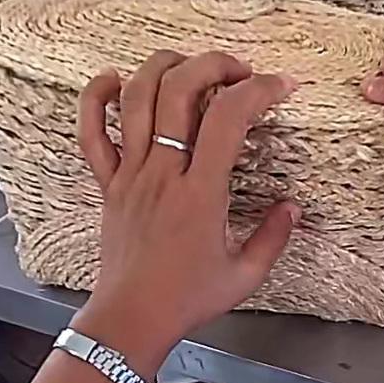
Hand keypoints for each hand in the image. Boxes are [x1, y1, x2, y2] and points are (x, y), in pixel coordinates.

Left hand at [70, 50, 298, 369]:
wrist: (133, 317)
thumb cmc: (188, 299)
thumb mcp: (245, 275)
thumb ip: (273, 237)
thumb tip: (293, 207)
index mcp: (200, 194)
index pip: (228, 119)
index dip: (259, 91)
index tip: (281, 86)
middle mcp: (162, 174)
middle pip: (179, 90)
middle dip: (214, 65)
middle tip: (240, 72)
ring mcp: (130, 175)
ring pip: (136, 97)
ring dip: (165, 67)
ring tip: (192, 66)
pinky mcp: (109, 184)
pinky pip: (91, 131)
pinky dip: (96, 96)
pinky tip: (115, 79)